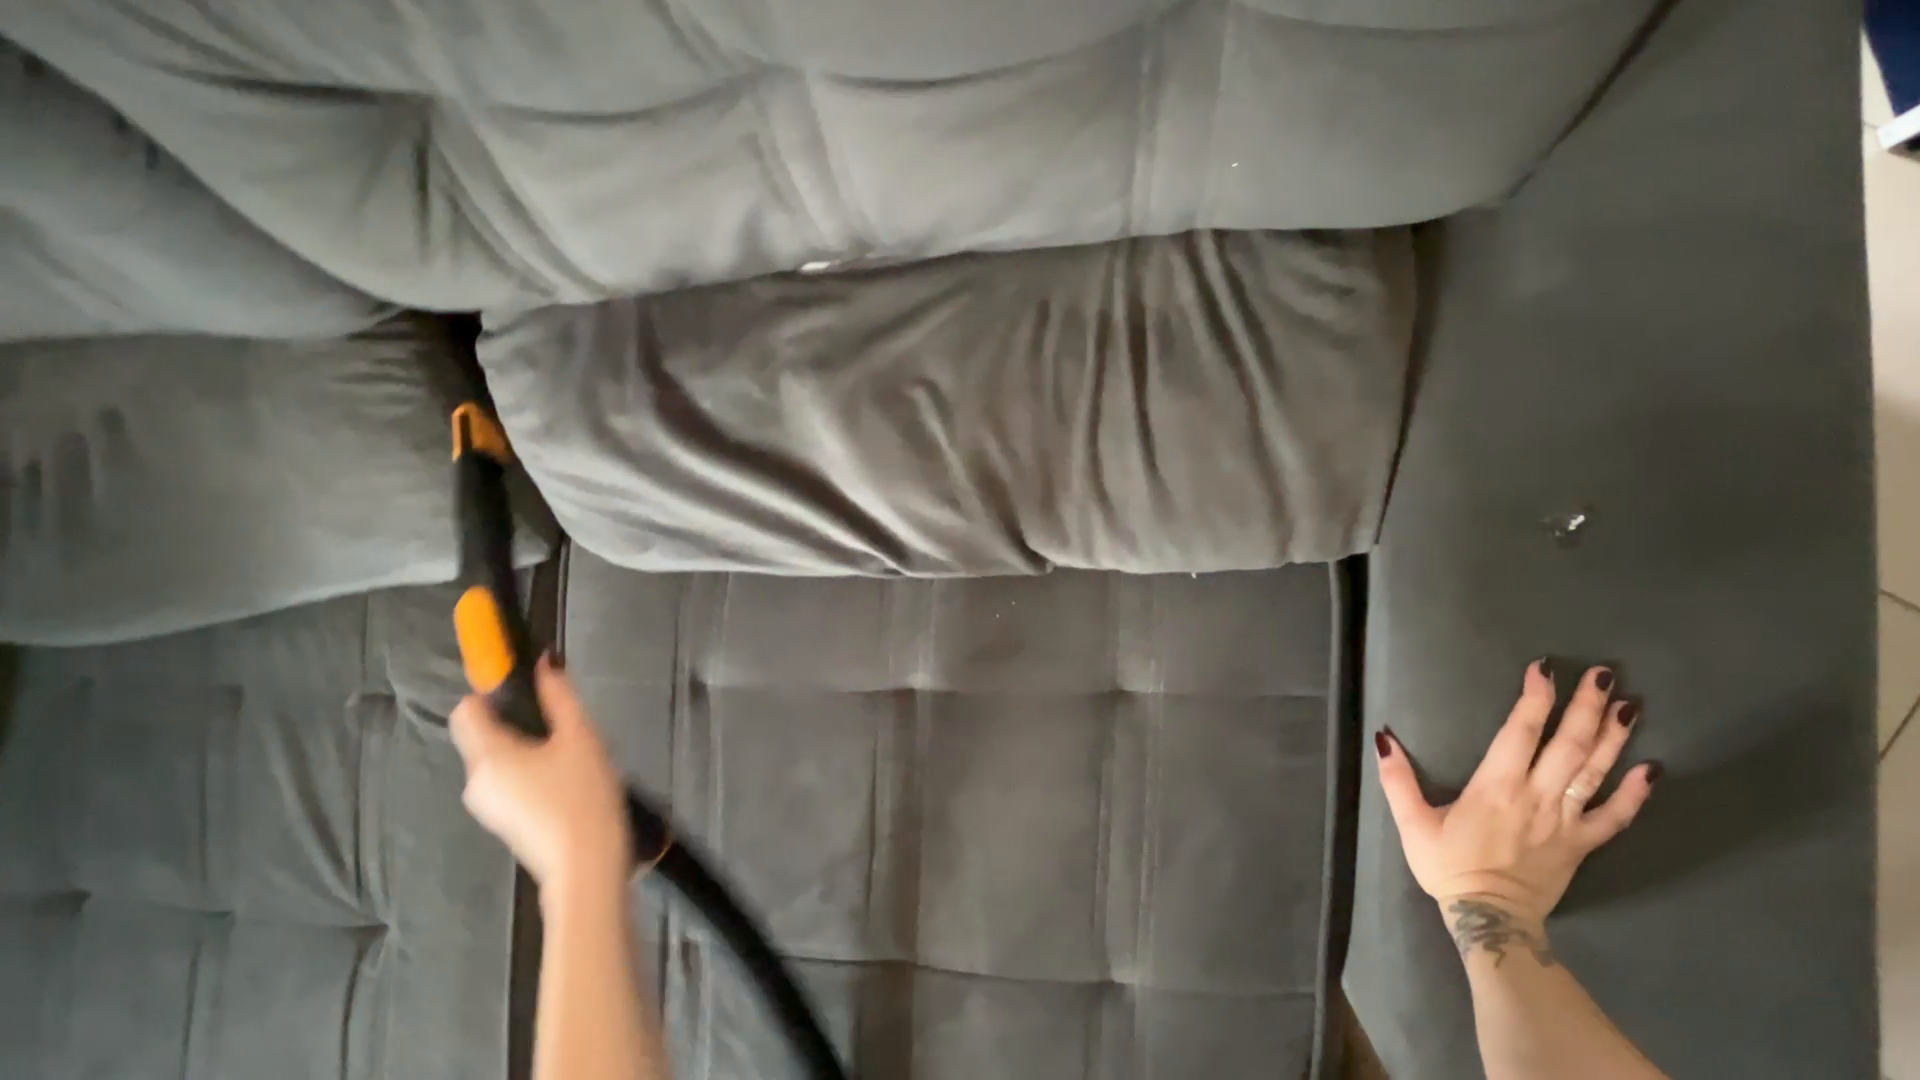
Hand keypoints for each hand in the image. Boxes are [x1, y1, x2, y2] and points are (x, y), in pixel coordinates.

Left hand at [450, 656, 630, 892]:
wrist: (587, 866)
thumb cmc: (583, 795)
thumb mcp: (581, 738)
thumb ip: (559, 696)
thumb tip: (544, 662)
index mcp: (488, 756)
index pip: (465, 710)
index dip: (490, 694)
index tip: (525, 692)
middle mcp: (476, 780)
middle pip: (484, 736)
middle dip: (518, 725)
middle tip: (563, 728)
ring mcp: (486, 806)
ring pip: (499, 761)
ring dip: (526, 751)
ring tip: (571, 760)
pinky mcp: (503, 824)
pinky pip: (508, 784)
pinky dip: (529, 775)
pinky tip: (565, 786)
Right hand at [1375, 661, 1659, 929]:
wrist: (1490, 919)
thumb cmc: (1448, 865)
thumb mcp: (1412, 822)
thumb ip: (1397, 779)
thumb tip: (1384, 737)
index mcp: (1496, 785)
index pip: (1521, 730)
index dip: (1535, 697)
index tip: (1544, 668)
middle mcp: (1538, 796)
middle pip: (1569, 743)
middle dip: (1587, 706)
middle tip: (1606, 674)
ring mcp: (1566, 820)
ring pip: (1596, 771)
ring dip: (1614, 736)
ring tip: (1631, 705)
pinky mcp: (1583, 844)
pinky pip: (1617, 816)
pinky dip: (1637, 792)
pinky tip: (1652, 768)